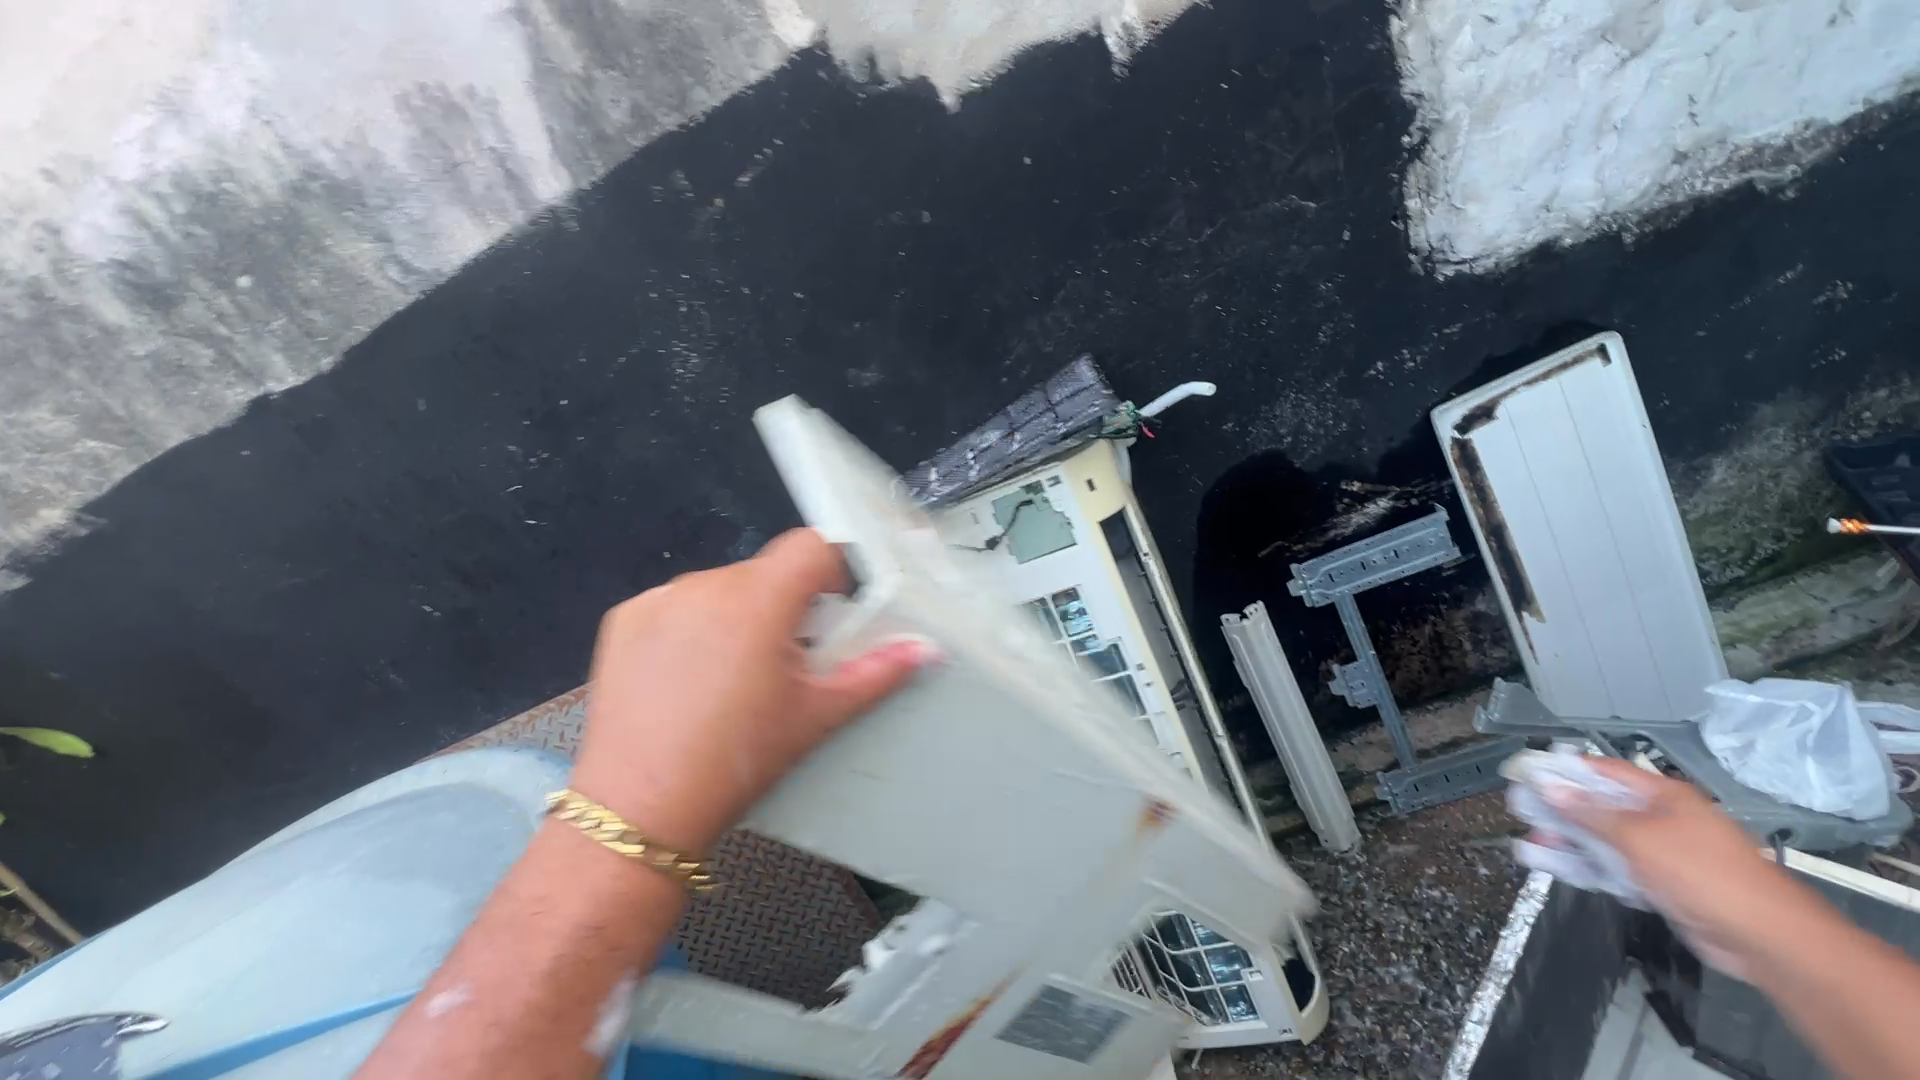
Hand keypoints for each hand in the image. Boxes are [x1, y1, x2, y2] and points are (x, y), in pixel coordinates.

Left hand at [569, 528, 936, 853]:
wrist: (640, 808)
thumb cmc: (738, 760)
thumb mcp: (817, 715)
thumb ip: (876, 672)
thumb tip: (925, 650)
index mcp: (759, 601)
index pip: (812, 546)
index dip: (834, 569)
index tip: (835, 612)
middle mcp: (706, 585)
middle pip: (768, 571)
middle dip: (787, 605)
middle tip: (788, 663)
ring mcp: (659, 598)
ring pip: (723, 588)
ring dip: (741, 615)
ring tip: (735, 677)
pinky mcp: (625, 618)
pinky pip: (679, 604)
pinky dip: (694, 627)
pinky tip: (691, 678)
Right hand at [1544, 758, 1810, 975]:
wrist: (1764, 938)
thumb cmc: (1701, 873)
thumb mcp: (1638, 837)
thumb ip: (1589, 813)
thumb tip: (1549, 786)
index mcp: (1661, 796)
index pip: (1602, 772)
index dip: (1562, 771)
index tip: (1525, 773)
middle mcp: (1659, 819)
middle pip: (1598, 807)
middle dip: (1558, 810)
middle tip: (1520, 811)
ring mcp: (1659, 853)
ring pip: (1601, 841)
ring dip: (1566, 842)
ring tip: (1528, 843)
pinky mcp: (1658, 883)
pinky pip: (1612, 869)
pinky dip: (1585, 867)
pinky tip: (1553, 866)